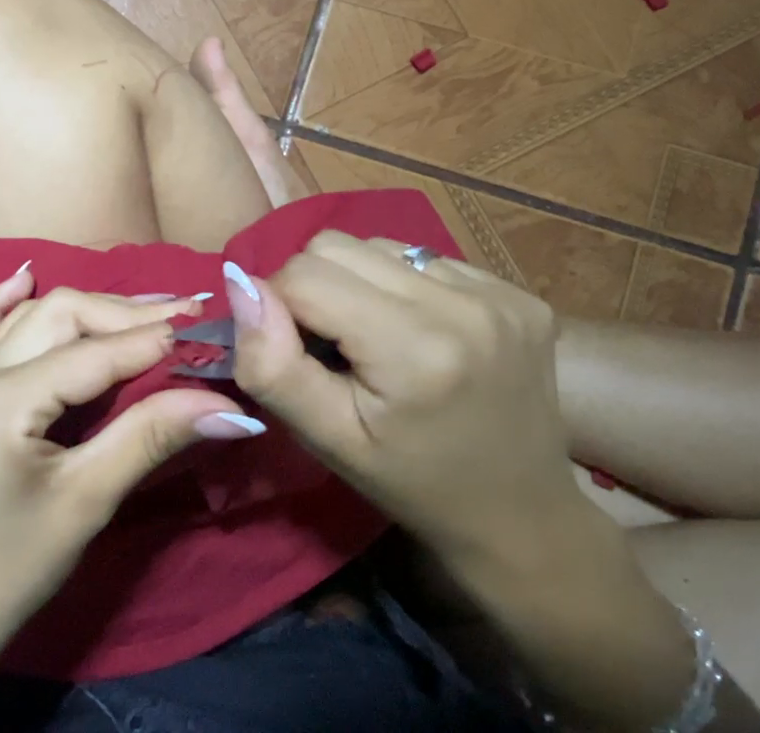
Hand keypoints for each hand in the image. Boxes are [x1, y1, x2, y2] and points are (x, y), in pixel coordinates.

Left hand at [0, 267, 260, 656]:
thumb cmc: (10, 569)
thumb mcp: (85, 503)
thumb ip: (149, 439)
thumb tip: (230, 406)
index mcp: (3, 400)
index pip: (94, 353)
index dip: (158, 339)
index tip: (214, 330)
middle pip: (61, 317)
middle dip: (127, 314)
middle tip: (191, 319)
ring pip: (30, 319)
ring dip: (89, 310)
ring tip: (150, 309)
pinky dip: (2, 301)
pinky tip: (24, 275)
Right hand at [223, 234, 576, 560]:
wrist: (519, 514)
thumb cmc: (409, 483)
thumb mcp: (326, 439)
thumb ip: (273, 365)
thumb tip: (240, 286)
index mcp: (415, 347)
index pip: (303, 275)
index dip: (280, 309)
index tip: (297, 356)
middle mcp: (464, 303)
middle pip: (336, 245)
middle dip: (312, 287)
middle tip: (330, 348)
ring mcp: (498, 291)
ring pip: (376, 244)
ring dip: (356, 283)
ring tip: (375, 341)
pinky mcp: (516, 290)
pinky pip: (421, 258)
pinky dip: (400, 287)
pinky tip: (418, 337)